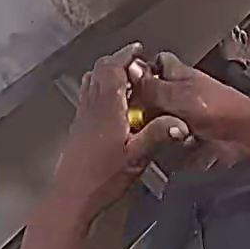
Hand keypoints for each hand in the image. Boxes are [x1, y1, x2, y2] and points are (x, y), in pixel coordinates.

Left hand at [48, 43, 187, 222]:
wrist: (71, 198)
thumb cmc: (100, 179)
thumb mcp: (136, 157)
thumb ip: (158, 135)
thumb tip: (179, 121)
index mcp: (106, 107)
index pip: (113, 68)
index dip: (125, 55)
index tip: (137, 50)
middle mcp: (91, 106)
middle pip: (100, 70)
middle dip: (118, 61)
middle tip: (134, 62)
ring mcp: (82, 115)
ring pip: (91, 80)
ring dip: (107, 73)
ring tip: (125, 79)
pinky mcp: (78, 127)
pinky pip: (87, 95)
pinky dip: (100, 88)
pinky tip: (112, 104)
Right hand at [130, 52, 249, 152]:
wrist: (245, 135)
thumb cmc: (221, 108)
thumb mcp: (178, 96)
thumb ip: (153, 86)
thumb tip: (129, 71)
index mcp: (179, 74)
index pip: (157, 62)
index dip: (142, 70)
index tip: (127, 84)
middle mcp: (182, 90)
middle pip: (154, 93)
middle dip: (146, 106)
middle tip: (138, 117)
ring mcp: (187, 111)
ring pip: (161, 116)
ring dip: (158, 125)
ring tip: (158, 130)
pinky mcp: (192, 131)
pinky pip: (172, 134)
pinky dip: (171, 138)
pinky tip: (173, 141)